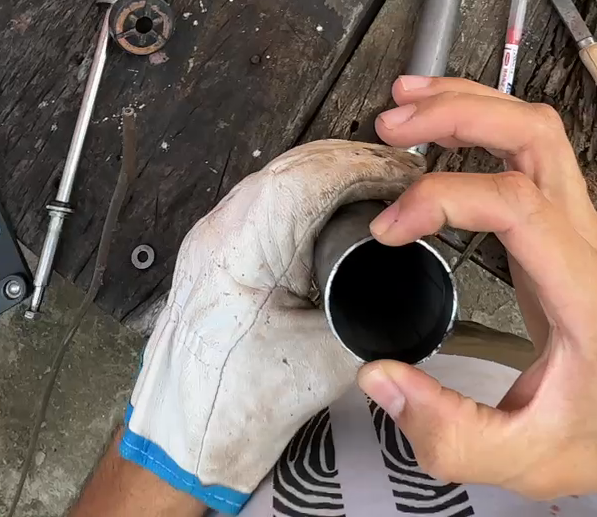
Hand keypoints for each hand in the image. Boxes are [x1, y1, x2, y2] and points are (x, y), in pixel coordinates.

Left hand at [120, 139, 425, 513]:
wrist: (179, 436)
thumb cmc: (237, 407)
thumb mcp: (325, 362)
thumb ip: (376, 316)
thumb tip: (417, 284)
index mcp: (244, 250)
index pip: (310, 176)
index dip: (366, 165)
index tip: (407, 173)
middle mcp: (222, 228)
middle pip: (296, 164)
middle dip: (356, 160)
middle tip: (404, 173)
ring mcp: (215, 231)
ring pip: (281, 173)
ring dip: (334, 170)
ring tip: (380, 182)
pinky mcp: (218, 242)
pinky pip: (268, 194)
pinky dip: (311, 187)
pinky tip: (339, 199)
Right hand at [366, 76, 596, 499]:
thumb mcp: (524, 459)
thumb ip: (449, 430)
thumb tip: (379, 378)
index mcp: (587, 293)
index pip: (518, 204)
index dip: (444, 199)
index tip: (391, 228)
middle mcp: (588, 240)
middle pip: (535, 135)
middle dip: (458, 115)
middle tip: (392, 126)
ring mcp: (576, 219)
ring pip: (533, 125)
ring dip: (467, 102)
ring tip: (404, 102)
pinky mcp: (557, 214)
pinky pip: (523, 142)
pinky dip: (477, 115)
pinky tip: (435, 117)